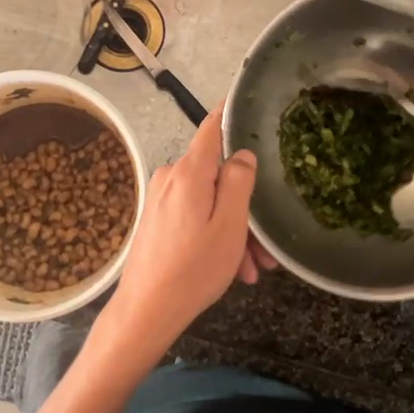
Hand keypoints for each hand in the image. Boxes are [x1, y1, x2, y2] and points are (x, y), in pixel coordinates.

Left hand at [105, 101, 268, 345]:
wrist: (146, 310)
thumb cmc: (193, 269)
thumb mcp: (229, 225)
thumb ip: (238, 182)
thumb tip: (242, 154)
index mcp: (189, 172)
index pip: (212, 127)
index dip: (231, 114)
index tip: (248, 102)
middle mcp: (171, 178)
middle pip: (217, 175)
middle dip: (245, 205)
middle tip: (267, 245)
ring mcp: (161, 199)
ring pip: (209, 202)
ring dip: (234, 230)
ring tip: (253, 268)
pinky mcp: (157, 220)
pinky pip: (195, 217)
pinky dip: (215, 236)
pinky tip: (232, 269)